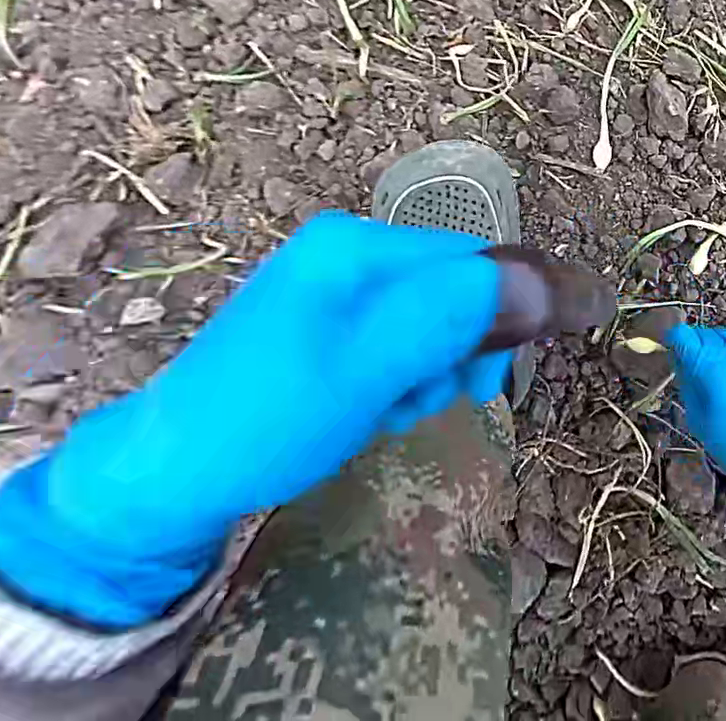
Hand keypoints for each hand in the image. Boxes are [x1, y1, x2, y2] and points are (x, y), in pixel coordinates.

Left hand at [0, 212, 604, 627]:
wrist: (168, 480)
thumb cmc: (269, 418)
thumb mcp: (371, 366)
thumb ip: (460, 314)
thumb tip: (558, 283)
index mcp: (361, 245)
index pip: (480, 260)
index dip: (524, 302)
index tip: (542, 352)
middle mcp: (358, 252)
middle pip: (465, 284)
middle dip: (478, 339)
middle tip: (470, 392)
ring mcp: (350, 285)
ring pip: (447, 313)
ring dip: (451, 360)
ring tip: (417, 405)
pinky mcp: (347, 319)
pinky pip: (417, 333)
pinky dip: (423, 368)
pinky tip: (396, 400)